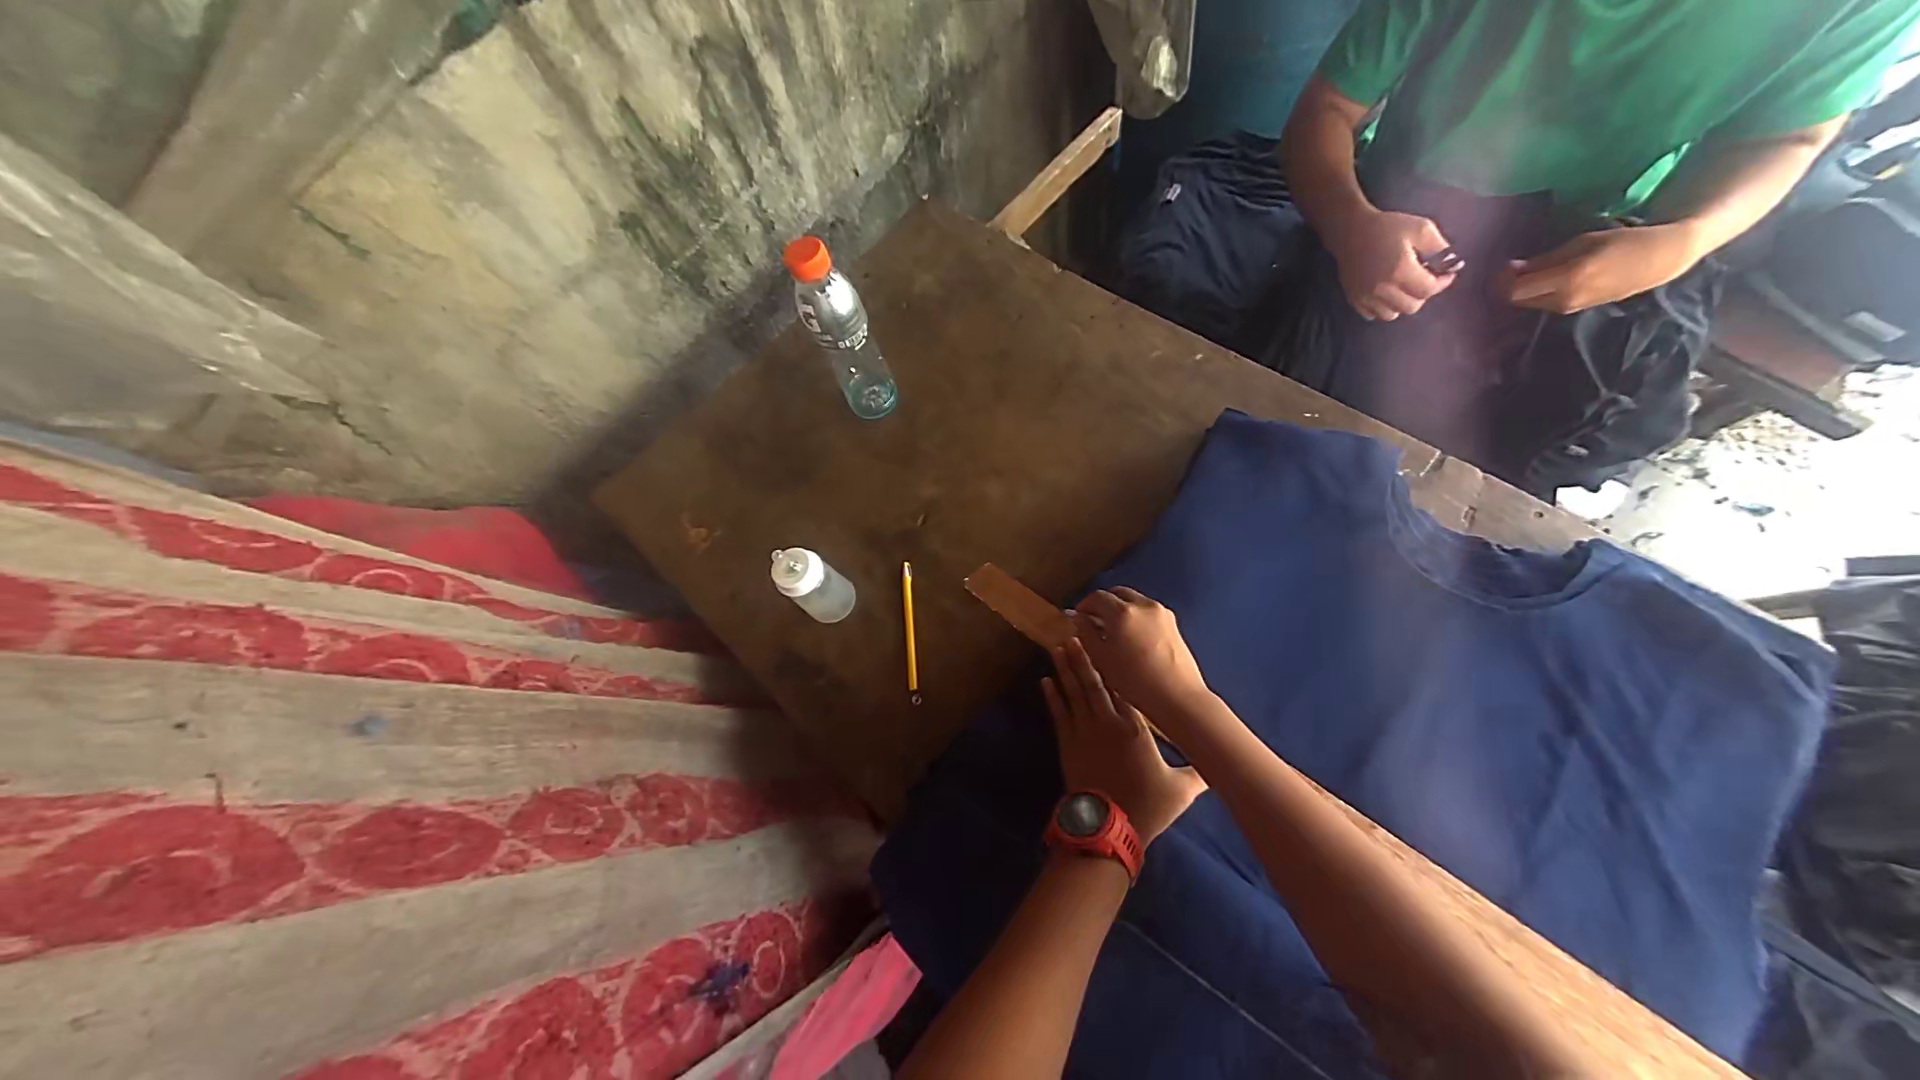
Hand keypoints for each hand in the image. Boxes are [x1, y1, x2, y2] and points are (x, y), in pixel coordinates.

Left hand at [1043, 638, 1205, 844]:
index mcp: (1136, 727)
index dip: (1114, 665)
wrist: (1108, 827)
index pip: (1124, 688)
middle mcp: (1108, 721)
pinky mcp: (1067, 744)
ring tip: (1059, 648)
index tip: (1106, 645)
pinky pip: (1058, 713)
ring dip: (1066, 669)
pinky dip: (1052, 696)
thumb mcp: (1180, 790)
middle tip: (1074, 635)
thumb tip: (1219, 767)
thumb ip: (1198, 772)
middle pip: (1094, 682)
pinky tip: (1045, 681)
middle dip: (1085, 657)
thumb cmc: (1146, 806)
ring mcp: (1084, 731)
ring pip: (1074, 692)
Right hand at [1069, 587, 1209, 725]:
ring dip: (1120, 608)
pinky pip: (1148, 611)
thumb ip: (1086, 633)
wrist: (1177, 696)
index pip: (1097, 596)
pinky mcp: (1173, 623)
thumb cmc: (1133, 680)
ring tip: (1114, 630)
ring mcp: (1161, 612)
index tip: (1078, 617)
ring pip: (1134, 600)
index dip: (1084, 605)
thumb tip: (1079, 618)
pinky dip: (1136, 615)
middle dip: (1103, 603)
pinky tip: (1133, 636)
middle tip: (1094, 621)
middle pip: (1117, 593)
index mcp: (1122, 611)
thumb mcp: (1101, 658)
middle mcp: (1143, 604)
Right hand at [1326, 209, 1459, 320]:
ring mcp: (1366, 297)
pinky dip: (1382, 308)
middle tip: (1423, 280)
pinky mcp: (1355, 300)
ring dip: (1402, 304)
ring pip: (1392, 315)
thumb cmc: (1387, 227)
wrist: (1351, 233)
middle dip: (1422, 294)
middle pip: (1411, 306)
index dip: (1442, 283)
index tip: (1445, 273)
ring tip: (1403, 289)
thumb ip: (1439, 247)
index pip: (1428, 290)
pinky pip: (1372, 315)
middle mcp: (1383, 289)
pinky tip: (1385, 295)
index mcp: (1401, 271)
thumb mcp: (1421, 228)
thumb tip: (1453, 264)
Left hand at [1500, 223, 1704, 313]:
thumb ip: (1545, 259)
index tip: (1504, 266)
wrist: (1660, 260)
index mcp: (1566, 279)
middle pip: (1517, 300)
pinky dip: (1536, 294)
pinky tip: (1542, 281)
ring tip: (1527, 273)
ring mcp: (1568, 308)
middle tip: (1511, 270)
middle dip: (1508, 286)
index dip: (1503, 280)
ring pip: (1529, 303)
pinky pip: (1543, 304)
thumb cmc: (1623, 242)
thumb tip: (1513, 268)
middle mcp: (1563, 299)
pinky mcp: (1573, 311)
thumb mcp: (1582, 243)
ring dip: (1523, 290)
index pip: (1515, 290)